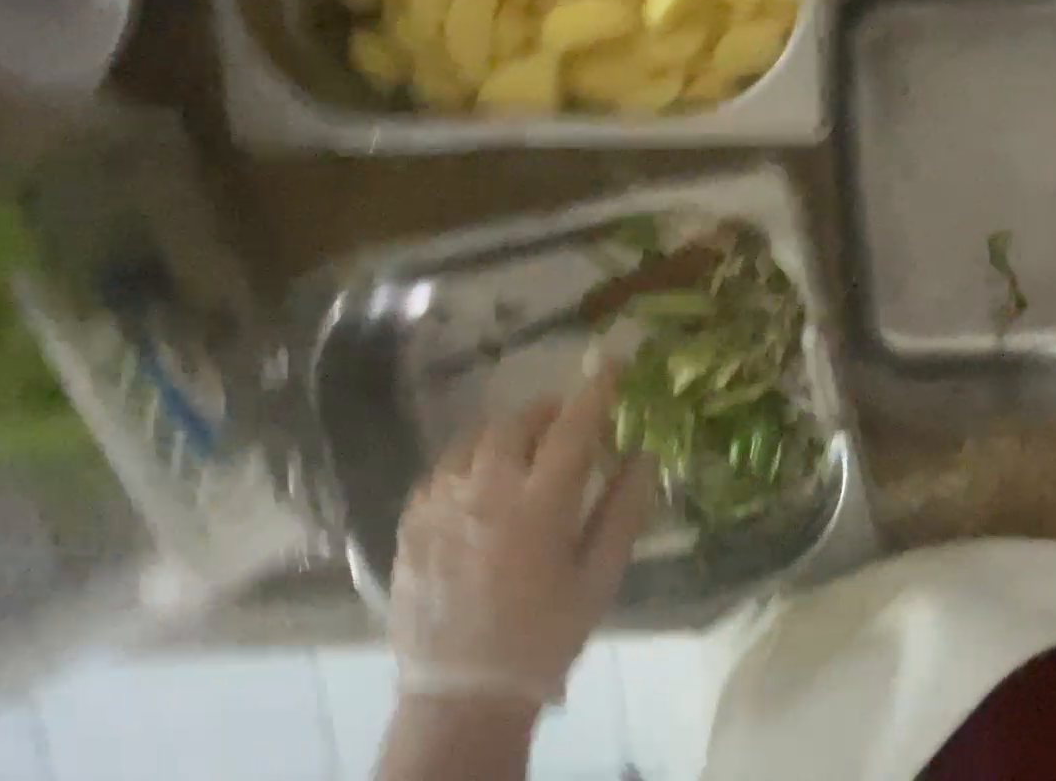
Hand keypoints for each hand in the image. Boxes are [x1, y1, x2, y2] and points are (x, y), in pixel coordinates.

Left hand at [388, 371, 657, 705]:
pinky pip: (441, 468)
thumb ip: (623, 510)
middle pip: (517, 424)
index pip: (572, 429)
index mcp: (538, 506)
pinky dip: (469, 458)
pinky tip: (483, 478)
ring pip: (473, 440)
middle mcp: (484, 493)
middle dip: (548, 411)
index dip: (595, 391)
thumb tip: (645, 455)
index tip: (611, 363)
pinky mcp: (410, 524)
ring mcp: (439, 506)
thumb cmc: (546, 634)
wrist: (462, 692)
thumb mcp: (599, 576)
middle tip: (569, 419)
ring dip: (507, 431)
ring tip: (526, 444)